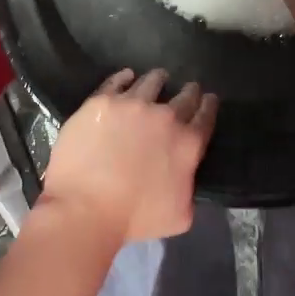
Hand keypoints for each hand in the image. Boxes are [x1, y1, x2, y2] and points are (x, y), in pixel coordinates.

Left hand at [40, 69, 217, 244]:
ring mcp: (132, 105)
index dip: (208, 106)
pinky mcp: (101, 102)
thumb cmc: (134, 219)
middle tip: (187, 89)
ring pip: (151, 82)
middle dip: (189, 92)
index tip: (208, 100)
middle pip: (184, 96)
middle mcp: (165, 117)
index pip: (206, 117)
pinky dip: (125, 77)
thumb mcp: (180, 215)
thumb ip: (188, 188)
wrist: (86, 208)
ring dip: (158, 80)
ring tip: (157, 78)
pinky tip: (126, 77)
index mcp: (188, 143)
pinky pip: (117, 81)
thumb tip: (185, 176)